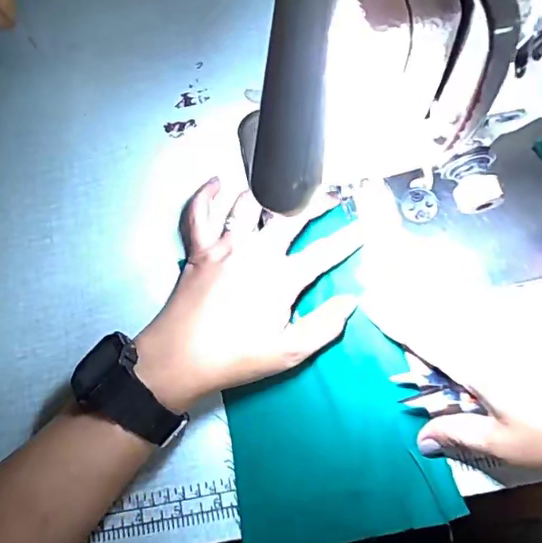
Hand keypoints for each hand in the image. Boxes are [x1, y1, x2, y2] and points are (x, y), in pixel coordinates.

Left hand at [133, 178, 361, 412]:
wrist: (177, 359)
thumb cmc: (233, 358)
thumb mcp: (288, 352)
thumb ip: (324, 327)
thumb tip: (350, 303)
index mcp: (281, 278)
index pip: (324, 253)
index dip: (349, 239)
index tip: (363, 228)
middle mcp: (254, 253)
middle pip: (290, 215)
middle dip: (315, 201)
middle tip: (330, 195)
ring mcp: (224, 247)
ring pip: (247, 205)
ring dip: (267, 194)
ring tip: (282, 189)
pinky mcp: (199, 250)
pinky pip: (199, 214)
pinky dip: (206, 195)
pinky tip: (215, 184)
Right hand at [365, 288, 541, 520]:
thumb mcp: (512, 445)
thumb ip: (461, 432)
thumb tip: (423, 435)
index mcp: (479, 359)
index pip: (424, 330)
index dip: (396, 314)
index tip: (371, 297)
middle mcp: (500, 325)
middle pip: (446, 303)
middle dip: (414, 294)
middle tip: (389, 280)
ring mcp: (533, 313)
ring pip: (476, 299)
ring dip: (449, 297)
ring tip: (427, 292)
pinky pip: (508, 301)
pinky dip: (486, 302)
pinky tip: (486, 307)